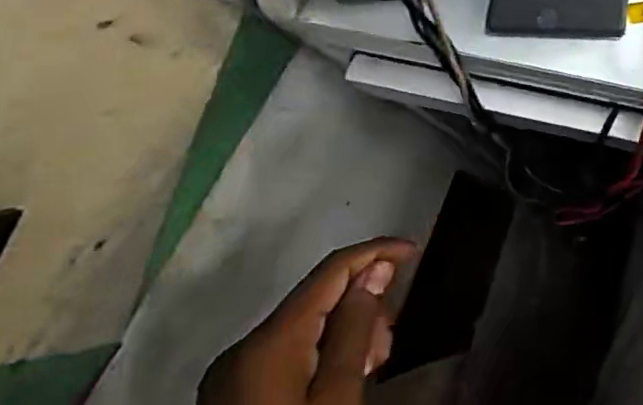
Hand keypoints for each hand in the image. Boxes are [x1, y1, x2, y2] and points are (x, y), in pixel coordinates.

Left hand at [199, 237, 416, 404]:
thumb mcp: (337, 401)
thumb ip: (355, 330)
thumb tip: (374, 271)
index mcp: (268, 341)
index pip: (329, 271)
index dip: (374, 252)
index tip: (413, 252)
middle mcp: (243, 348)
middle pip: (313, 299)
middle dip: (360, 303)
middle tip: (390, 340)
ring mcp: (230, 376)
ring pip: (300, 328)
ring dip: (342, 332)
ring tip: (373, 362)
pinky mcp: (230, 399)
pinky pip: (284, 355)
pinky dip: (318, 355)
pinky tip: (341, 377)